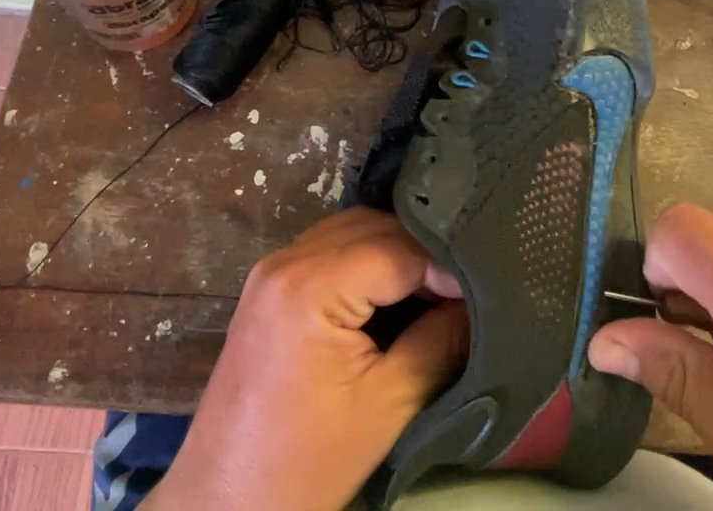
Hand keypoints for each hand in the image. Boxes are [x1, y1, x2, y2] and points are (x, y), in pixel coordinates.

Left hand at [147, 207, 466, 510]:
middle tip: (465, 286)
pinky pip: (328, 251)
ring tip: (436, 287)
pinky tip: (394, 290)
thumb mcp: (388, 403)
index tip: (484, 289)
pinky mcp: (269, 287)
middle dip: (422, 250)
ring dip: (395, 251)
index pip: (396, 248)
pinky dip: (366, 260)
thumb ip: (439, 341)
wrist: (229, 498)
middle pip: (371, 228)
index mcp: (309, 285)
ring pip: (350, 232)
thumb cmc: (309, 457)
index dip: (445, 264)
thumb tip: (478, 301)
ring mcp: (272, 270)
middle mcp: (285, 260)